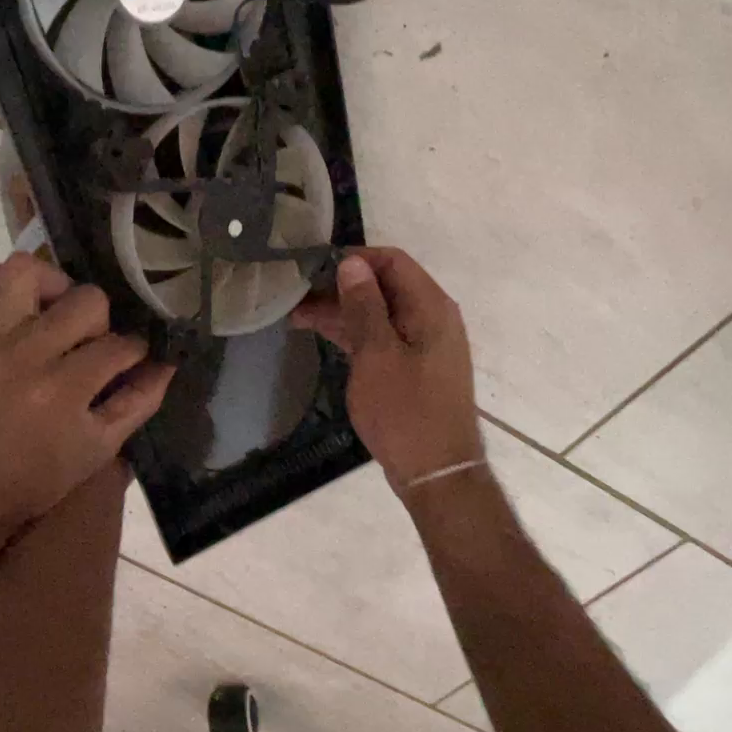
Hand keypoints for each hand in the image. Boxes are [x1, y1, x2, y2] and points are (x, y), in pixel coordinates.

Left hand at [0, 252, 174, 540]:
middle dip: (102, 320)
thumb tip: (168, 363)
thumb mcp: (101, 447)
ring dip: (52, 284)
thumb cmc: (41, 476)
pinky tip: (14, 301)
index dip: (137, 350)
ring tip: (56, 310)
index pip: (120, 345)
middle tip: (95, 342)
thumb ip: (139, 401)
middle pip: (84, 301)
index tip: (134, 359)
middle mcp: (25, 354)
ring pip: (24, 271)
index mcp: (64, 389)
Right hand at [291, 248, 483, 490]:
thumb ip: (364, 307)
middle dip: (340, 287)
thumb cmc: (405, 412)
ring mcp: (424, 344)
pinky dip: (353, 334)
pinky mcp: (413, 368)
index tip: (312, 268)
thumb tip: (352, 264)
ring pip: (379, 314)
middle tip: (295, 295)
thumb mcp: (376, 355)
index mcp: (430, 307)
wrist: (436, 472)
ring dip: (341, 312)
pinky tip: (322, 335)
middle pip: (384, 287)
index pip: (392, 261)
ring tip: (296, 316)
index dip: (353, 259)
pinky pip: (381, 338)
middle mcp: (432, 318)